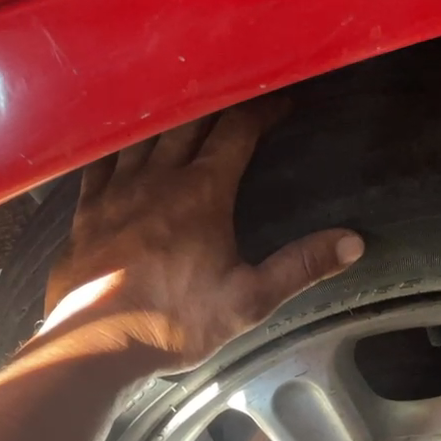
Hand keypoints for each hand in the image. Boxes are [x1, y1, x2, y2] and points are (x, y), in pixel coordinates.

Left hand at [41, 102, 363, 371]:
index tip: (283, 103)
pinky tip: (121, 137)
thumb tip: (354, 242)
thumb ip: (300, 266)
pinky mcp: (87, 209)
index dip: (264, 110)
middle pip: (191, 121)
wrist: (97, 344)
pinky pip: (101, 159)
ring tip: (187, 106)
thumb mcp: (249, 301)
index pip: (238, 131)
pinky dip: (117, 141)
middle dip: (221, 102)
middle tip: (240, 97)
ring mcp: (117, 189)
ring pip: (146, 133)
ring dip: (170, 115)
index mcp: (202, 192)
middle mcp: (158, 177)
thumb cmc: (177, 322)